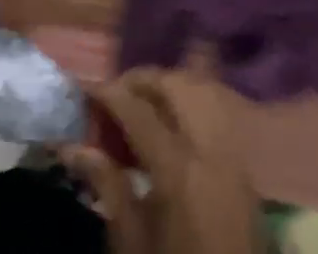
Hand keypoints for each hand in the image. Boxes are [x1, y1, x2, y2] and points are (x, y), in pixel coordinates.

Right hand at [62, 69, 263, 253]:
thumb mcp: (132, 242)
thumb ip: (107, 186)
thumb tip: (72, 147)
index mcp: (177, 169)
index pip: (138, 110)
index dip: (109, 93)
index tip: (85, 89)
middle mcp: (210, 150)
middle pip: (179, 86)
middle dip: (143, 80)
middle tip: (115, 95)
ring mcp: (234, 156)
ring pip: (204, 93)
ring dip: (170, 89)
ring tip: (142, 107)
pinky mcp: (245, 169)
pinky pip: (218, 116)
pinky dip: (191, 107)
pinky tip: (171, 129)